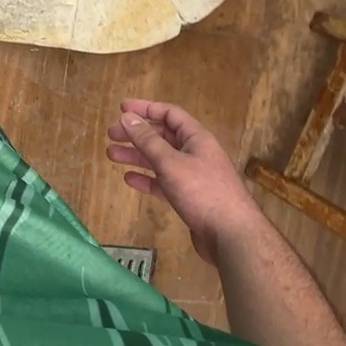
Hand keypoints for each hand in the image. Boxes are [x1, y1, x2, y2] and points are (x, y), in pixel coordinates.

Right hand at [106, 100, 266, 265]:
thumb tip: (127, 116)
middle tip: (111, 134)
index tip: (122, 108)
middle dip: (136, 134)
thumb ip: (147, 139)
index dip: (146, 108)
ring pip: (160, 160)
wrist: (233, 238)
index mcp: (197, 139)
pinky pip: (164, 182)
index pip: (169, 114)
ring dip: (137, 156)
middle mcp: (196, 154)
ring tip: (112, 155)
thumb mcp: (171, 162)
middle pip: (162, 137)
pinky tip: (129, 179)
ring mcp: (194, 177)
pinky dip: (147, 179)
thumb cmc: (203, 192)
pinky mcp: (191, 198)